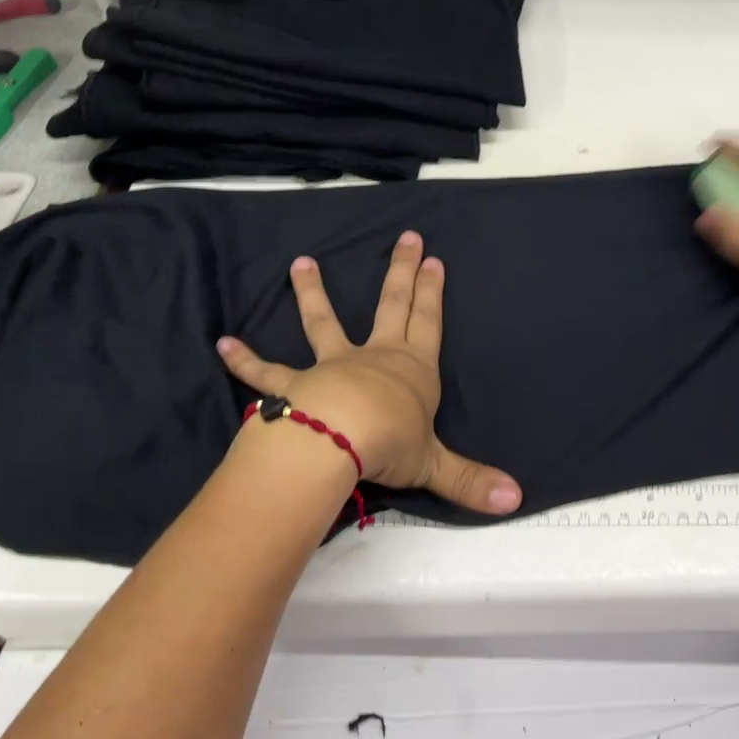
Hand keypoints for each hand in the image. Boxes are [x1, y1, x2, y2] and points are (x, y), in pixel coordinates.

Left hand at [216, 230, 522, 515]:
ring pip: (323, 323)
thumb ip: (472, 481)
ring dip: (313, 294)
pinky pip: (266, 372)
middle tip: (405, 237)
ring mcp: (332, 367)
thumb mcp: (438, 465)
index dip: (432, 292)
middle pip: (391, 305)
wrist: (338, 440)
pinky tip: (224, 343)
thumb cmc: (392, 445)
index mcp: (413, 370)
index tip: (433, 259)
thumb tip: (514, 500)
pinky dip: (245, 359)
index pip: (428, 322)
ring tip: (300, 264)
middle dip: (400, 271)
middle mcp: (375, 358)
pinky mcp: (294, 386)